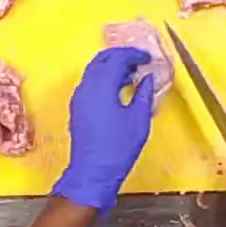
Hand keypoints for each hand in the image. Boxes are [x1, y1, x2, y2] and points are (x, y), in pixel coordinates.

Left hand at [52, 47, 156, 211]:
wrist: (92, 172)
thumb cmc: (118, 148)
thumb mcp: (138, 120)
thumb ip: (144, 94)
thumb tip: (148, 78)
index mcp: (101, 87)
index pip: (116, 59)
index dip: (133, 54)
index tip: (147, 57)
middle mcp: (86, 88)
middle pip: (101, 60)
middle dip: (120, 56)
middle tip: (139, 61)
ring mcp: (78, 98)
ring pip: (93, 71)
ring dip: (111, 67)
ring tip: (132, 74)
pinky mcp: (77, 108)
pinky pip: (90, 83)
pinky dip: (104, 78)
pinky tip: (118, 88)